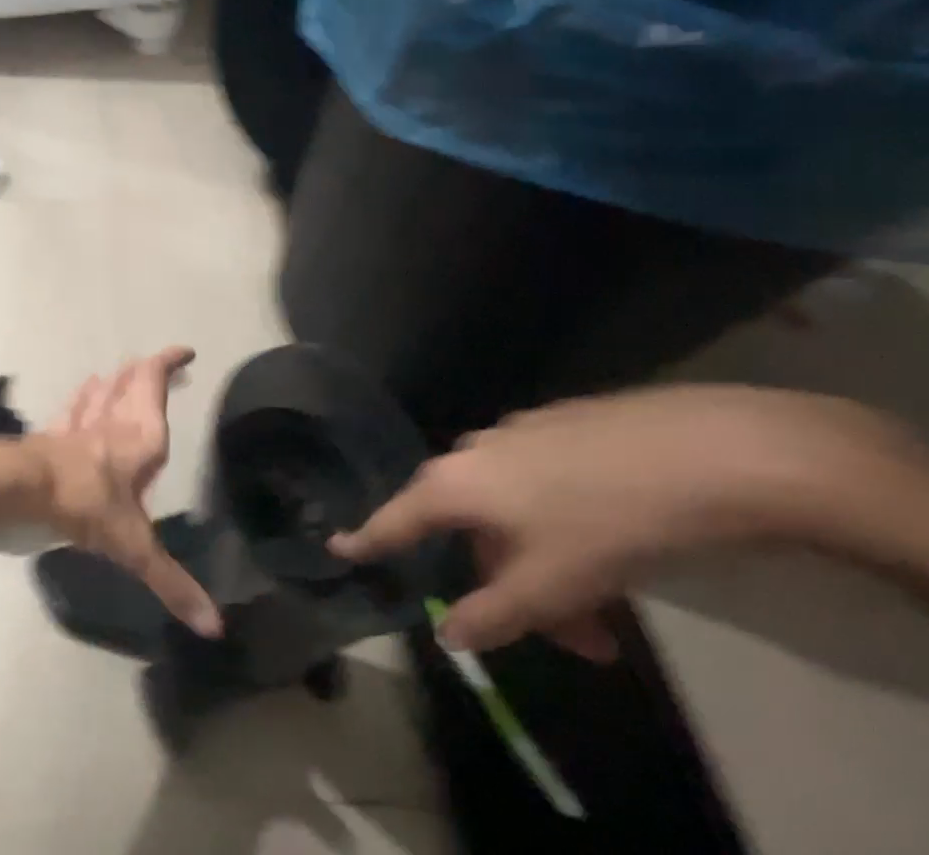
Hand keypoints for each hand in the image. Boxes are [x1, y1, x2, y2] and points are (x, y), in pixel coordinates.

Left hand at [24, 347, 222, 637]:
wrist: (22, 489)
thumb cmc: (86, 506)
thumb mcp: (134, 548)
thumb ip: (172, 583)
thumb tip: (215, 628)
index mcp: (139, 439)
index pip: (154, 386)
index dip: (167, 365)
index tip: (183, 353)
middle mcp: (110, 425)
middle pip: (127, 385)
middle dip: (142, 373)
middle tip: (152, 364)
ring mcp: (76, 428)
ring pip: (96, 394)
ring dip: (110, 384)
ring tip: (117, 376)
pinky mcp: (48, 438)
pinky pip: (66, 413)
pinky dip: (76, 403)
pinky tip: (76, 399)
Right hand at [328, 385, 919, 661]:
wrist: (723, 452)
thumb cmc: (612, 523)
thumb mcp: (552, 585)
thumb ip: (492, 614)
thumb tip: (448, 637)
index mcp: (455, 486)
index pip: (395, 520)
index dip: (367, 540)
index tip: (337, 547)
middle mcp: (477, 452)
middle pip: (469, 527)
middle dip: (507, 585)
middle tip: (567, 634)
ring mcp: (525, 432)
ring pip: (515, 510)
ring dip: (545, 562)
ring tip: (608, 606)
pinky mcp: (573, 423)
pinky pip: (547, 483)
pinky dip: (566, 524)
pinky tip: (615, 540)